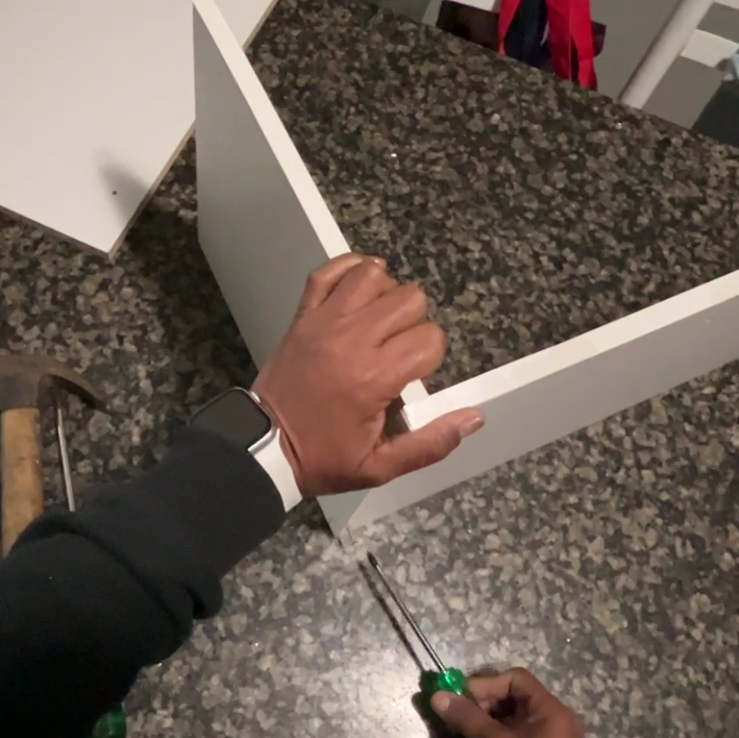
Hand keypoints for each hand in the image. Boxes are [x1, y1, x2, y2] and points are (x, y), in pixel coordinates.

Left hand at [252, 254, 483, 496]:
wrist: (263, 447)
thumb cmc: (323, 458)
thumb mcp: (380, 466)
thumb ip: (430, 444)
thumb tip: (474, 417)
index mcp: (373, 378)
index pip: (429, 339)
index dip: (431, 357)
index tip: (412, 377)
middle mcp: (351, 340)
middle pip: (409, 298)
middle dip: (415, 323)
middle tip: (397, 351)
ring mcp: (323, 321)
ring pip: (373, 275)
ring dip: (386, 294)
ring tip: (380, 322)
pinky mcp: (302, 315)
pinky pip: (328, 272)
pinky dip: (349, 271)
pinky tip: (360, 289)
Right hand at [432, 668, 593, 737]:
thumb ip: (467, 717)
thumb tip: (437, 696)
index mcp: (552, 711)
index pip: (515, 679)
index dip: (485, 684)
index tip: (461, 699)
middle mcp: (557, 721)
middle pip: (515, 696)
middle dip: (484, 703)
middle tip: (460, 717)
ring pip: (515, 718)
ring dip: (488, 721)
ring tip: (466, 733)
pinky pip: (520, 737)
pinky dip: (499, 737)